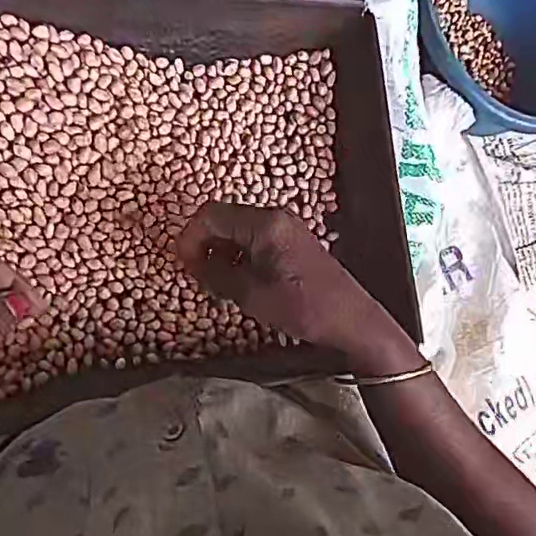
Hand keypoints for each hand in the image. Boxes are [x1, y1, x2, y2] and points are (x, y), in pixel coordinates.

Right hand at [174, 202, 417, 373]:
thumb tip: (194, 263)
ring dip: (222, 253)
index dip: (190, 238)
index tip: (183, 263)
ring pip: (239, 231)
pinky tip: (239, 282)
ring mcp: (287, 229)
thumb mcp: (252, 296)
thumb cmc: (304, 308)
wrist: (352, 320)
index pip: (211, 215)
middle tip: (197, 275)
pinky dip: (240, 257)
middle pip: (225, 220)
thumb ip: (218, 275)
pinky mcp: (294, 243)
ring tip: (217, 284)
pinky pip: (256, 241)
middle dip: (204, 245)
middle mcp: (276, 218)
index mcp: (265, 224)